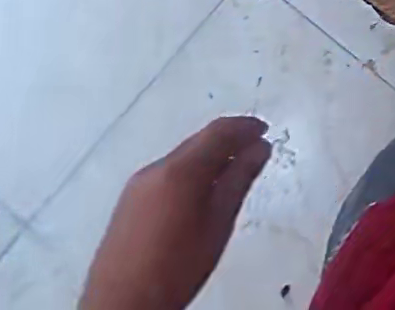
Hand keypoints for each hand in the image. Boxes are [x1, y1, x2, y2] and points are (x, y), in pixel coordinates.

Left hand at [80, 116, 272, 309]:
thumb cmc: (177, 267)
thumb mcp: (219, 222)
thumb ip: (240, 178)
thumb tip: (260, 147)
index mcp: (181, 170)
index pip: (219, 131)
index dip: (245, 127)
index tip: (265, 131)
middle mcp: (157, 168)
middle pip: (200, 140)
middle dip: (229, 140)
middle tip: (254, 150)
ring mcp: (138, 185)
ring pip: (184, 156)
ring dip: (210, 156)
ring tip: (232, 172)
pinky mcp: (128, 202)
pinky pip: (167, 173)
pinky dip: (191, 171)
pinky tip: (201, 191)